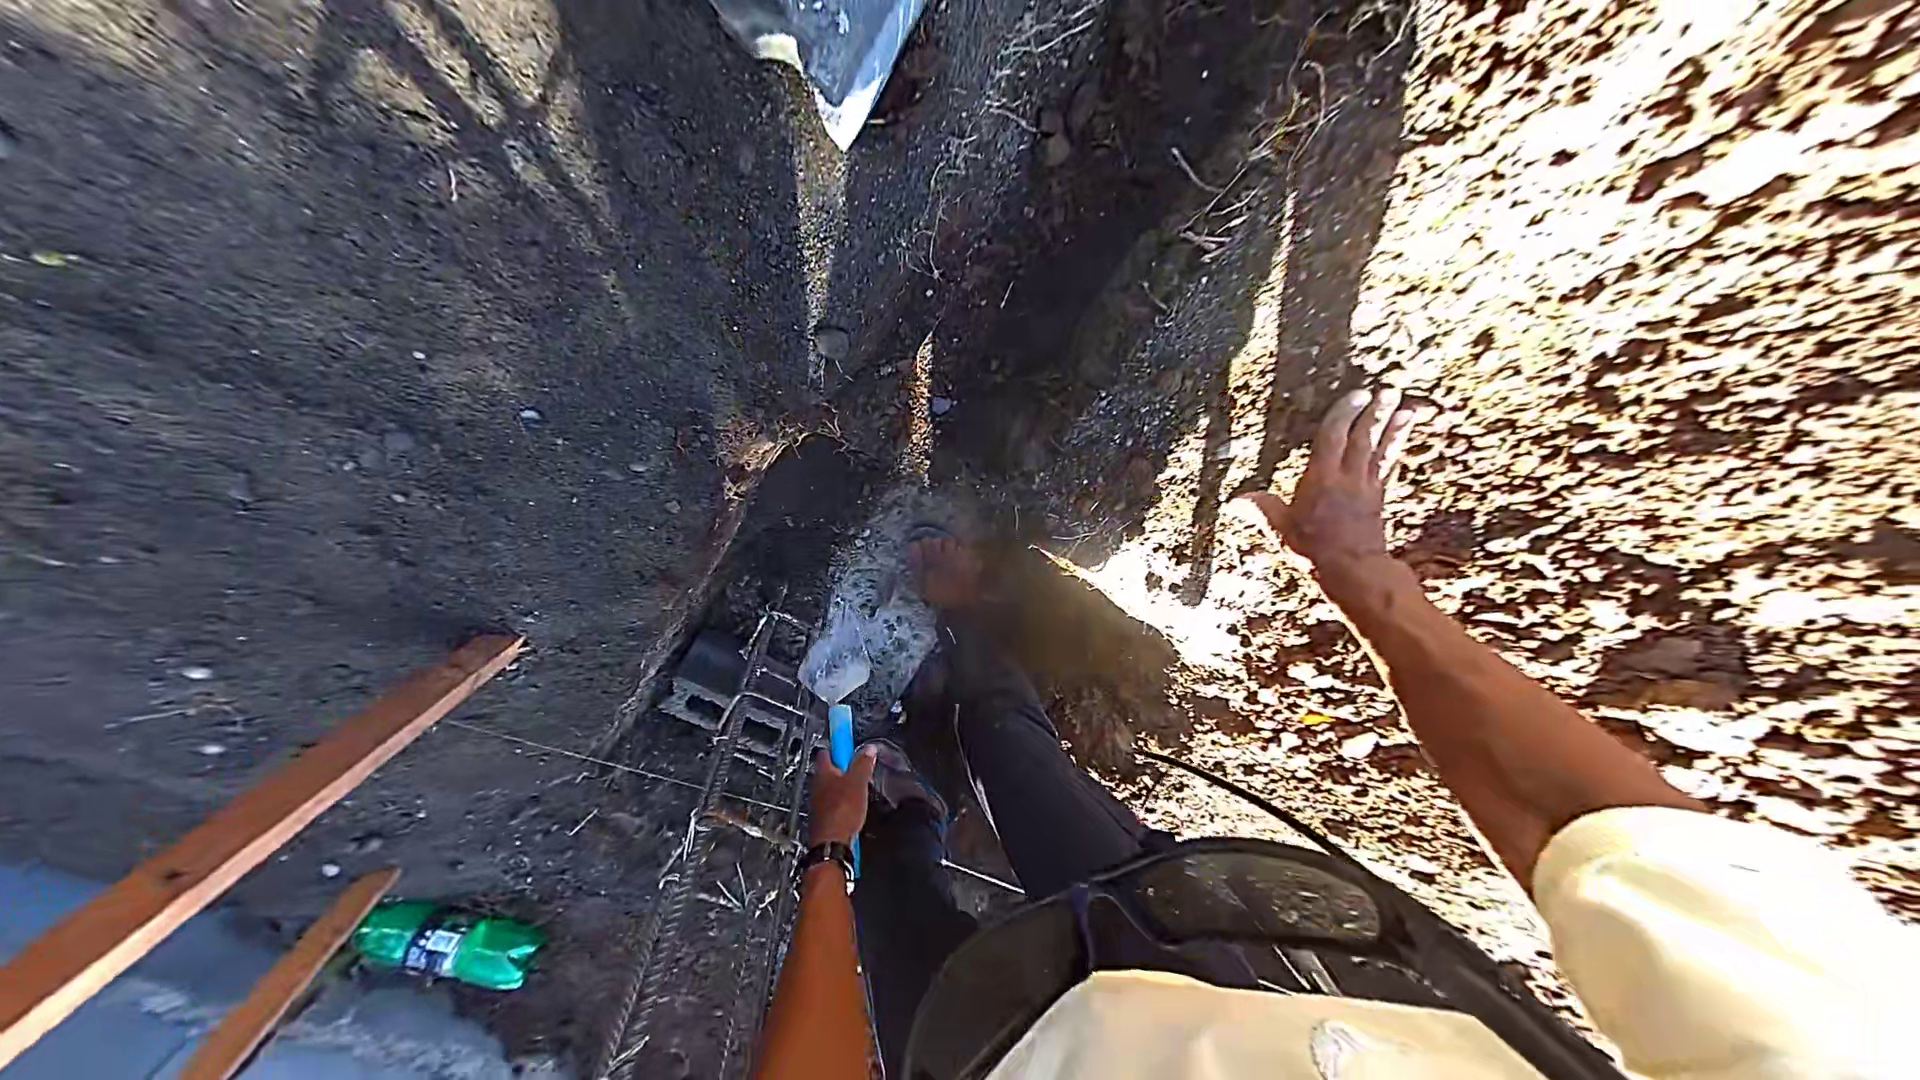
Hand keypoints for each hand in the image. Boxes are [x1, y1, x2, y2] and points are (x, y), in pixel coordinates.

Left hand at [807, 745, 877, 846]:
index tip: (848, 744)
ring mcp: (818, 803)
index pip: (826, 752)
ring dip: (843, 786)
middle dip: (842, 768)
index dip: (837, 747)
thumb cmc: (842, 811)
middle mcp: (817, 786)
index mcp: (823, 772)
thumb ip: (863, 764)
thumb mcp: (858, 782)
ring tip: (859, 789)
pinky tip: (853, 808)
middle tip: (858, 768)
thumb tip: (869, 748)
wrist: (832, 845)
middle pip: (828, 770)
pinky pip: (833, 803)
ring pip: (830, 788)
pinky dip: (843, 802)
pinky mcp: (823, 818)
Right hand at [1240, 387, 1425, 572]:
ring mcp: (1366, 489)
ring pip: (1381, 450)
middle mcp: (1347, 479)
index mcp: (1321, 480)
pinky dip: (1395, 451)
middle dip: (1375, 413)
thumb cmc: (1313, 550)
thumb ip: (1262, 509)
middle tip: (1388, 390)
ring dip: (1394, 428)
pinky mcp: (1377, 501)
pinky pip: (1387, 468)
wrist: (1353, 572)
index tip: (1358, 394)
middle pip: (1363, 438)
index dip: (1344, 414)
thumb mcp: (1280, 530)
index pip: (1333, 438)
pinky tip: (1400, 441)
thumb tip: (1236, 500)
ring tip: (1407, 407)